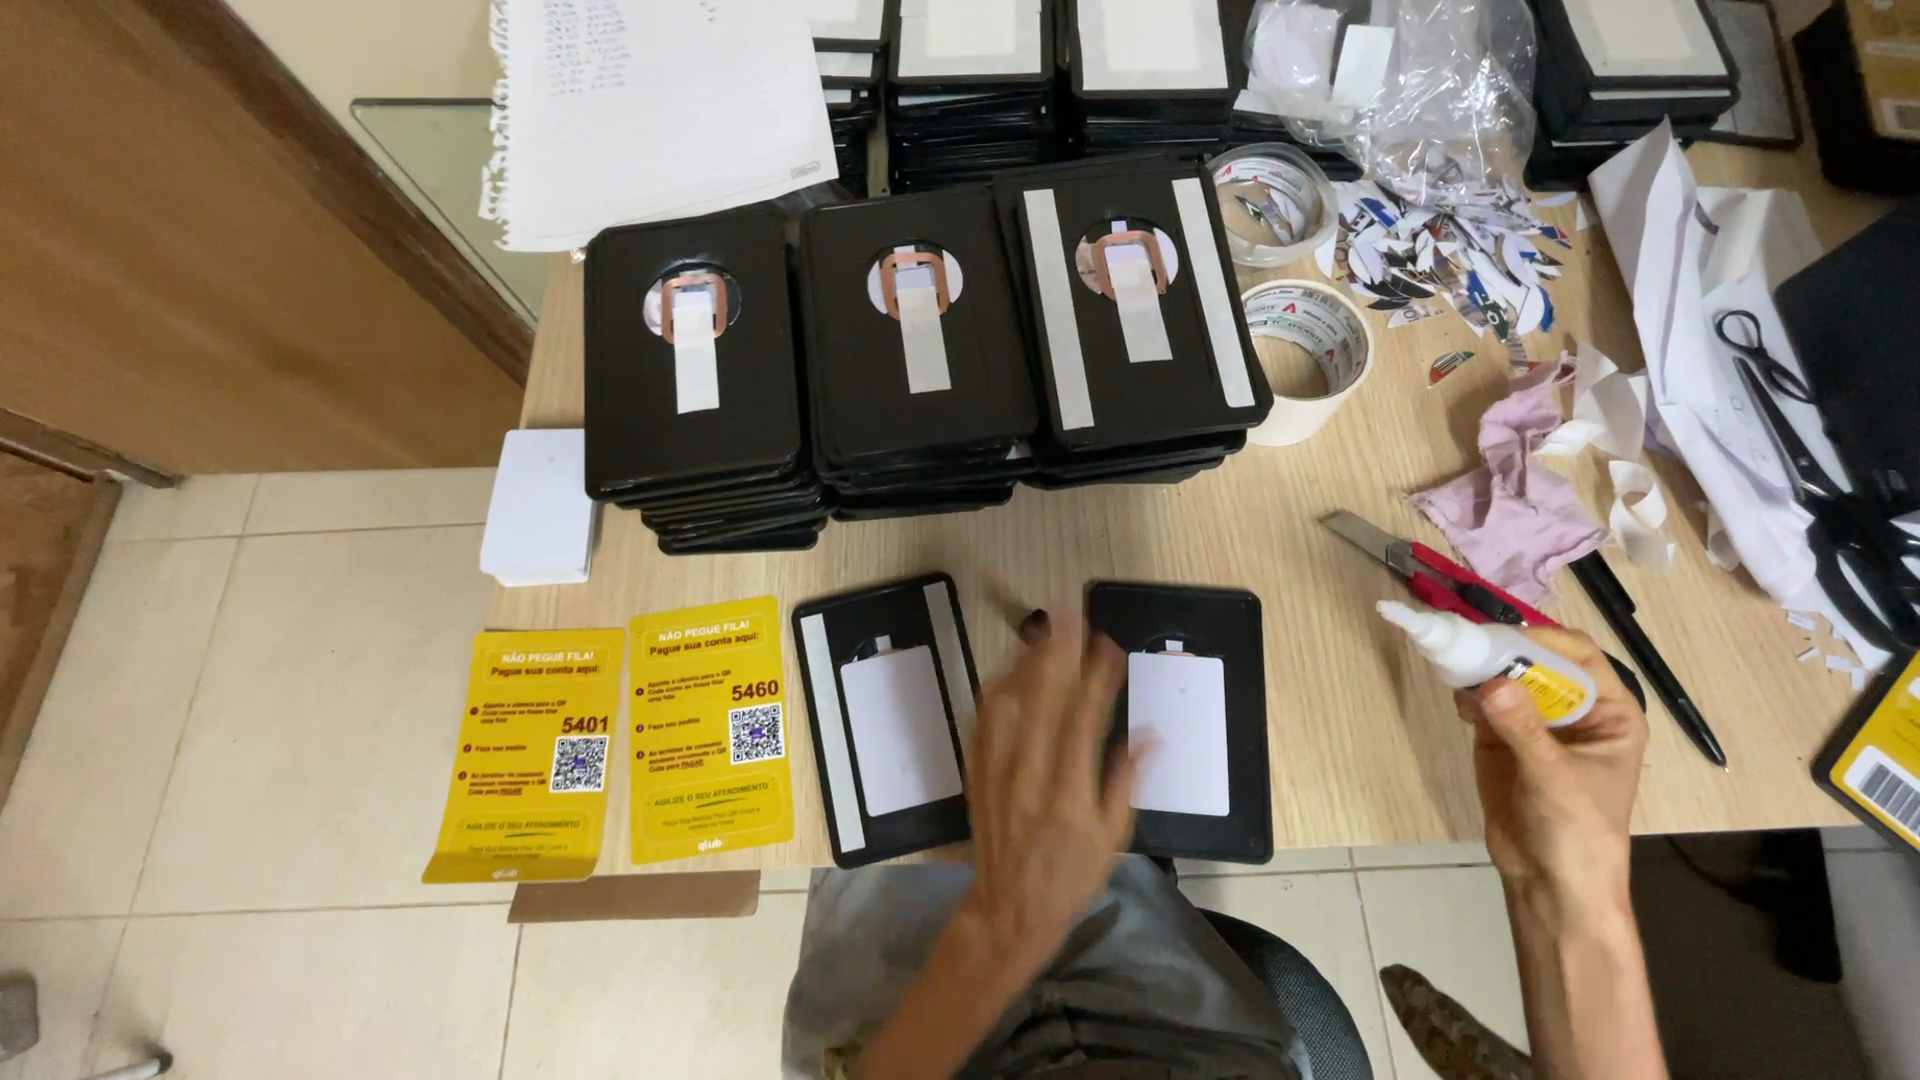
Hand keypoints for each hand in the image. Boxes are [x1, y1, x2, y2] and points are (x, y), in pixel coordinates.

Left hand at [961, 618, 1137, 966]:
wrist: (1009, 908)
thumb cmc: (1069, 876)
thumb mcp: (1111, 839)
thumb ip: (1125, 782)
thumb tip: (1151, 736)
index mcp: (1070, 792)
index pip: (1085, 720)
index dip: (1098, 678)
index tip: (1108, 644)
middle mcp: (1030, 774)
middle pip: (1044, 700)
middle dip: (1059, 653)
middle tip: (1071, 615)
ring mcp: (998, 770)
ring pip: (1009, 704)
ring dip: (1026, 662)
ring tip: (1044, 629)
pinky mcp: (977, 771)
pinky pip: (984, 721)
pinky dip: (997, 688)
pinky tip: (1009, 667)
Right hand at [1455, 627, 1648, 919]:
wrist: (1550, 878)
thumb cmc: (1577, 830)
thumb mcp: (1555, 777)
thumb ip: (1523, 729)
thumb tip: (1490, 682)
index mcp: (1609, 714)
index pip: (1581, 658)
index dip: (1545, 641)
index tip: (1503, 639)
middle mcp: (1573, 710)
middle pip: (1537, 661)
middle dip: (1504, 651)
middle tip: (1466, 645)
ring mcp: (1533, 721)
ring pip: (1505, 676)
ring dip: (1480, 669)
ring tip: (1456, 668)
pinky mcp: (1499, 734)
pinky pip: (1482, 699)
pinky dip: (1467, 693)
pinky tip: (1460, 702)